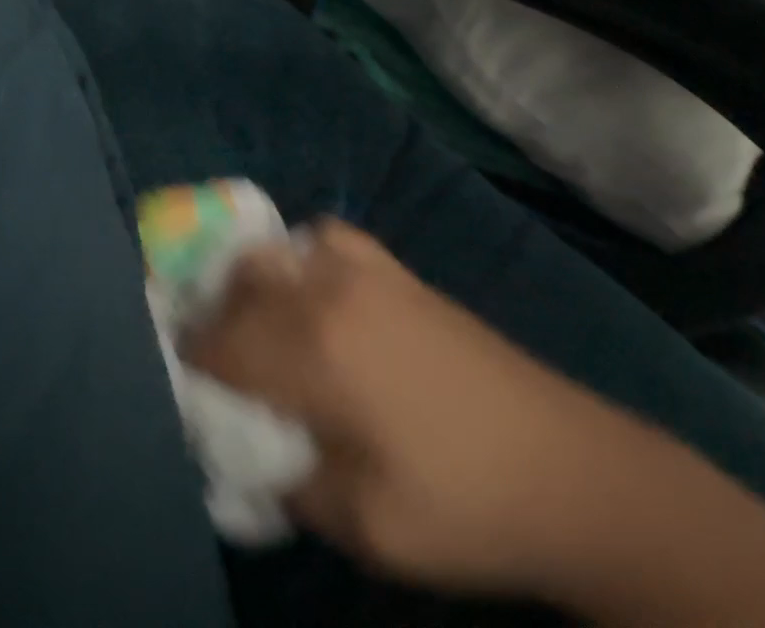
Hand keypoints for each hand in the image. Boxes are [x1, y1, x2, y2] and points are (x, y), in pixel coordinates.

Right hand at [183, 219, 611, 593]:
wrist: (581, 478)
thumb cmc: (464, 507)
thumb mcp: (358, 522)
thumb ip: (284, 478)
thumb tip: (252, 447)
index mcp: (313, 351)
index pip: (217, 340)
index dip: (188, 362)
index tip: (183, 388)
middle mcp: (333, 294)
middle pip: (241, 281)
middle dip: (215, 317)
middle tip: (221, 367)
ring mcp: (375, 276)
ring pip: (282, 249)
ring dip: (256, 283)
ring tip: (266, 330)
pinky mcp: (409, 278)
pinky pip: (332, 243)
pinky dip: (305, 260)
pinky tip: (323, 304)